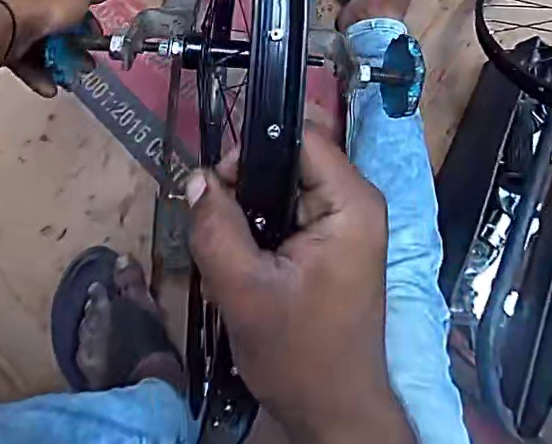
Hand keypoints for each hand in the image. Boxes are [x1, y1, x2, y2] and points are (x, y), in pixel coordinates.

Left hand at [0, 0, 110, 96]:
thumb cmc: (50, 7)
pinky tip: (52, 88)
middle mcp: (38, 8)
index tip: (99, 36)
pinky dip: (42, 78)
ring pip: (47, 51)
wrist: (11, 27)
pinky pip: (30, 66)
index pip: (75, 4)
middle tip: (88, 64)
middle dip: (78, 50)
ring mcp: (23, 30)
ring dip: (62, 67)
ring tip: (72, 80)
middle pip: (62, 31)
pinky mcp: (12, 51)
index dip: (89, 21)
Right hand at [185, 133, 414, 443]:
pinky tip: (246, 254)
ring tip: (231, 244)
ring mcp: (344, 220)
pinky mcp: (331, 238)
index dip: (252, 148)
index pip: (298, 135)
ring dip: (247, 204)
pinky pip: (286, 204)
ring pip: (281, 179)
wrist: (333, 416)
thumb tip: (196, 177)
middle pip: (287, 155)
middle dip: (245, 181)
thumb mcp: (243, 291)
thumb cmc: (299, 356)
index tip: (221, 182)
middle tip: (218, 219)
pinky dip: (258, 221)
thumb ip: (214, 226)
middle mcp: (355, 201)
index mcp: (350, 203)